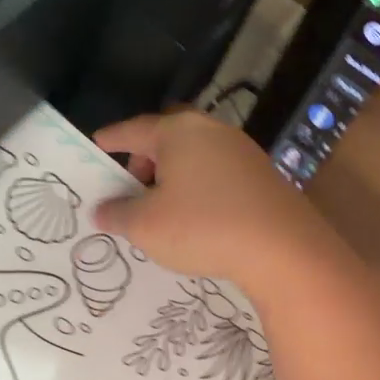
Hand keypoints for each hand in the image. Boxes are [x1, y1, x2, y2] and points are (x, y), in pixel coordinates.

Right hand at [93, 111, 346, 295]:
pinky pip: (215, 173)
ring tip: (161, 208)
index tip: (97, 144)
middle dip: (144, 158)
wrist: (282, 249)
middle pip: (167, 137)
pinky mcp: (261, 175)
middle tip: (131, 187)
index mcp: (178, 132)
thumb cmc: (202, 227)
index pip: (133, 130)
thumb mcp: (145, 226)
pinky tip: (195, 217)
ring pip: (193, 155)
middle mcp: (211, 130)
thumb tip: (102, 209)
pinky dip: (197, 187)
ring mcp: (241, 151)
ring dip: (172, 176)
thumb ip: (117, 214)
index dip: (111, 139)